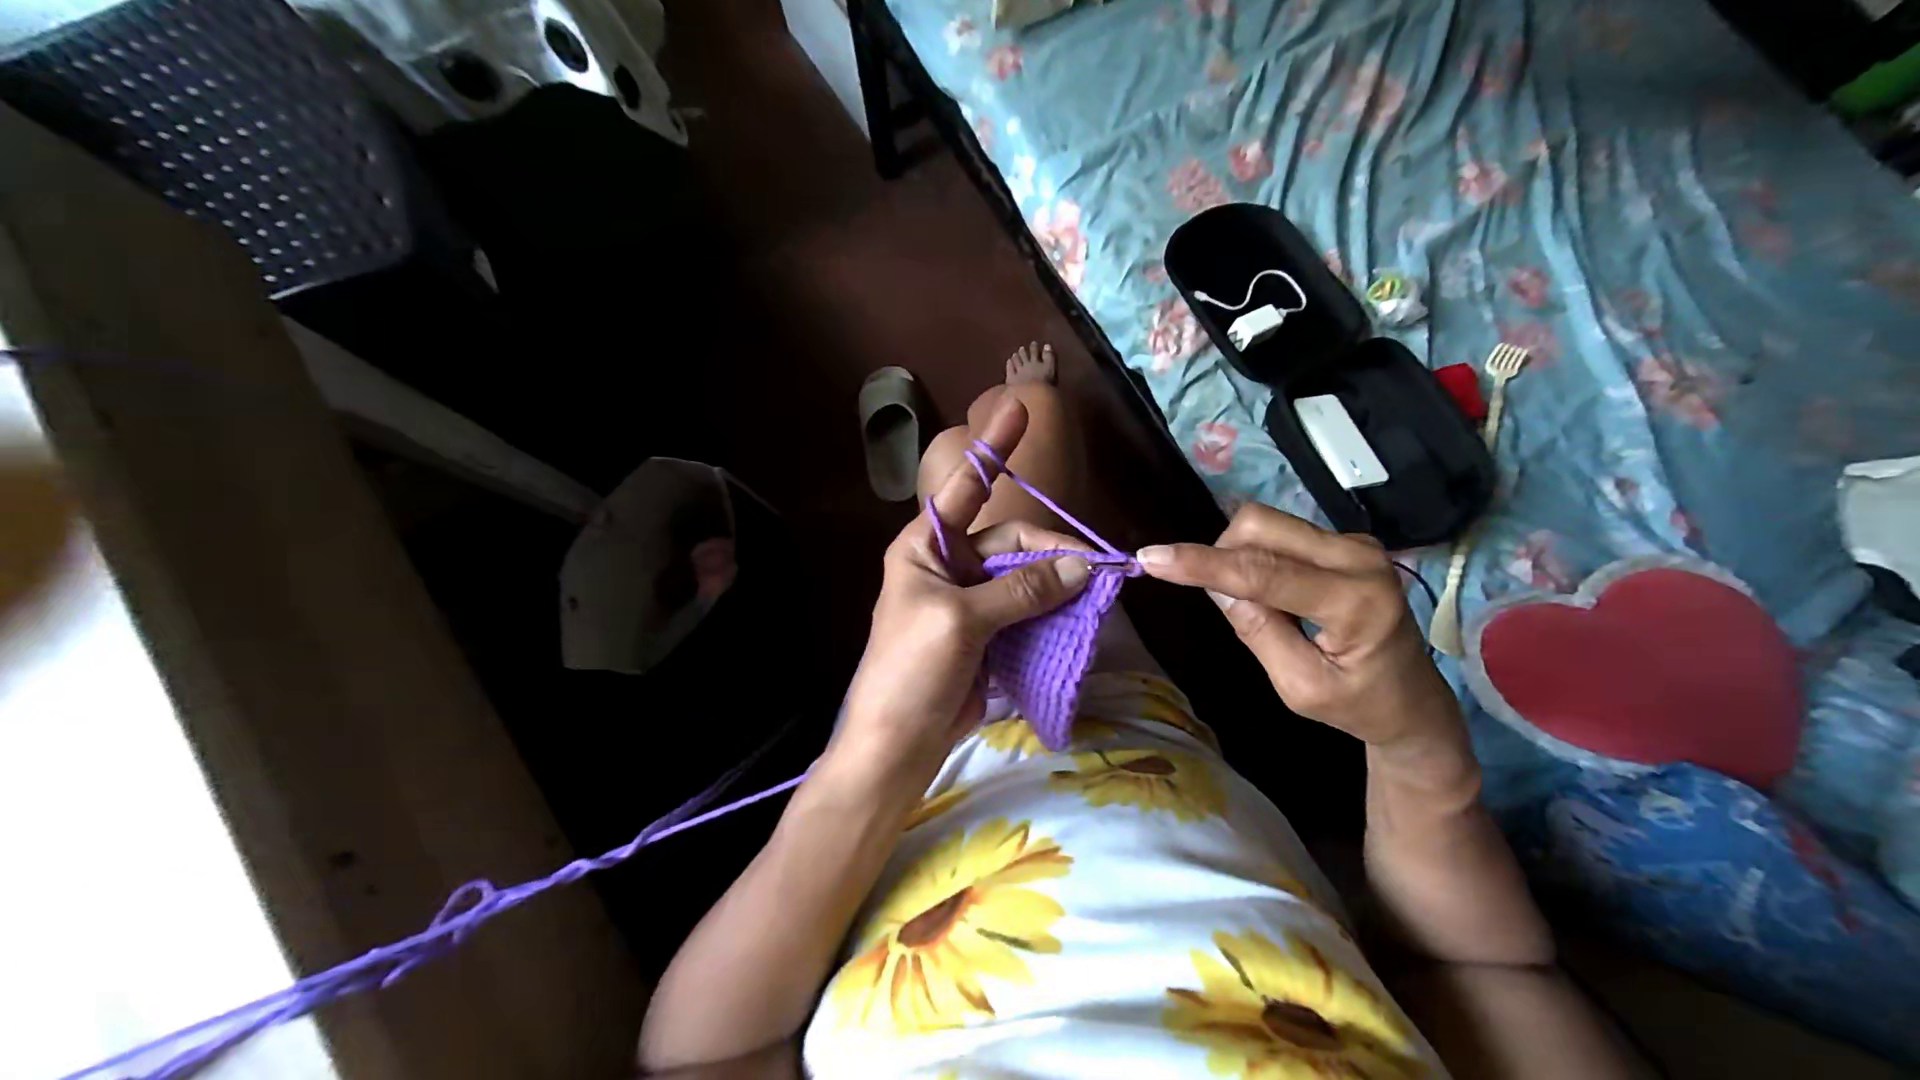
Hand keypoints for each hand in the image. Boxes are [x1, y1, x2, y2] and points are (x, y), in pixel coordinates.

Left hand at [832, 399, 1092, 785]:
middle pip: (1010, 541)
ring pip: (1025, 577)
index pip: (965, 488)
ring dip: (1058, 582)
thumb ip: (1021, 590)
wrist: (896, 746)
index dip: (993, 449)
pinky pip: (1028, 611)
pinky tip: (1078, 617)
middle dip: (1051, 548)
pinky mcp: (987, 635)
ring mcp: (969, 602)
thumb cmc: (912, 670)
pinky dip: (1052, 612)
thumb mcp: (962, 621)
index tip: (1019, 407)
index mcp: (925, 547)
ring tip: (1097, 591)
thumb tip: (1081, 565)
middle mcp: (947, 565)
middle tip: (1096, 567)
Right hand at [1136, 503, 1458, 751]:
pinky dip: (1256, 557)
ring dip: (1238, 556)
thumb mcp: (1300, 687)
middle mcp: (1359, 557)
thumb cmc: (1357, 704)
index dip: (1201, 563)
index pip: (1261, 571)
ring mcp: (1355, 543)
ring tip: (1257, 605)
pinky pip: (1279, 532)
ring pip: (1266, 523)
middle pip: (1260, 526)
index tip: (1150, 557)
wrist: (1412, 699)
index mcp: (1355, 601)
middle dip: (1221, 554)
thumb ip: (1258, 631)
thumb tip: (1218, 586)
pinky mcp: (1345, 541)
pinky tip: (1273, 594)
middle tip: (1226, 602)